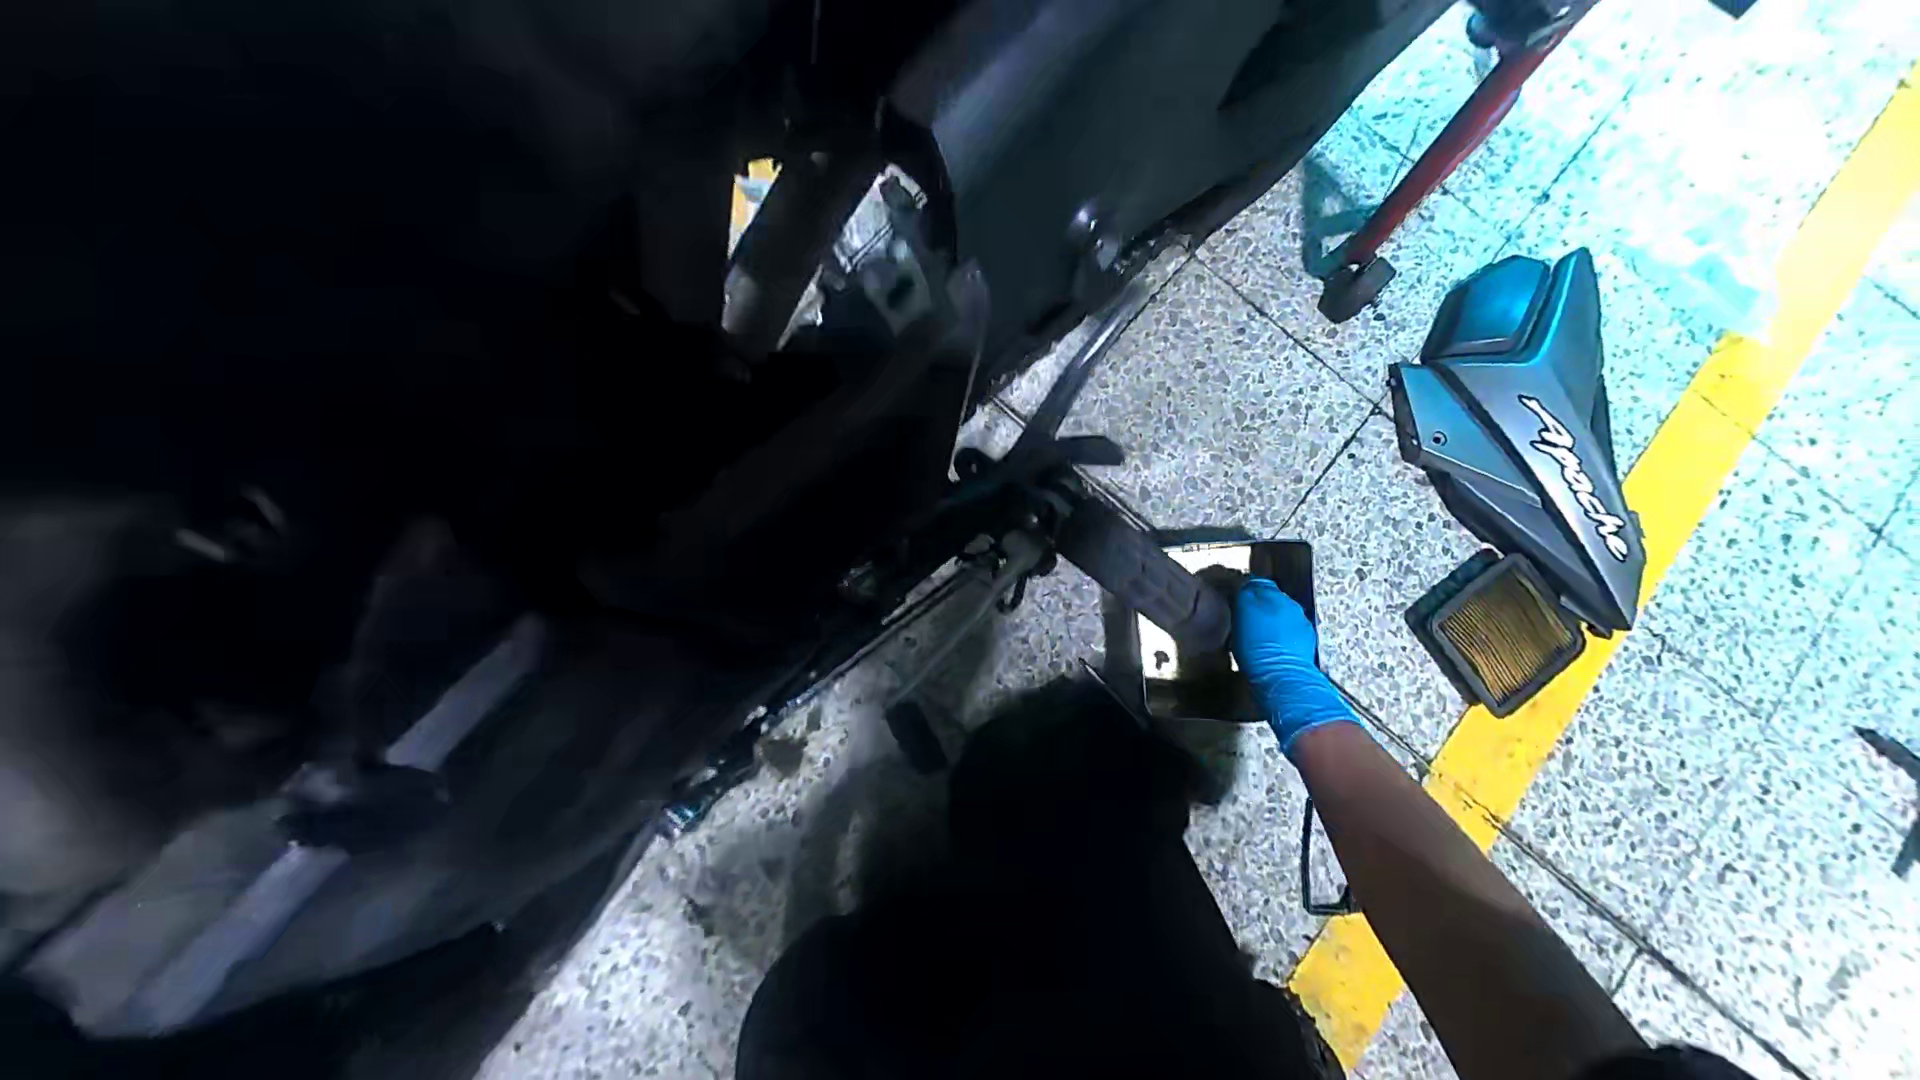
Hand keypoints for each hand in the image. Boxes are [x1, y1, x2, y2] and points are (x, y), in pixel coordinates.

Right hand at [1232, 578, 1359, 754]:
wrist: (1283, 682)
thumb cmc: (1261, 650)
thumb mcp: (1241, 614)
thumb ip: (1243, 594)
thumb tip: (1242, 584)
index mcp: (1277, 598)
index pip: (1257, 583)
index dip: (1242, 589)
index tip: (1232, 596)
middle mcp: (1293, 611)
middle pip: (1270, 601)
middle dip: (1256, 606)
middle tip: (1239, 617)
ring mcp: (1300, 631)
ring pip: (1279, 619)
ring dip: (1266, 624)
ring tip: (1250, 636)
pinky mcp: (1302, 651)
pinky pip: (1285, 639)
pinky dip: (1275, 641)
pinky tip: (1264, 650)